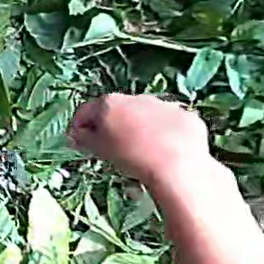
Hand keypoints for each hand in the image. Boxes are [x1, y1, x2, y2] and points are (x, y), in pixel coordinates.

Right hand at [68, 93, 217, 188]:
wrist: (176, 165)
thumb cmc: (128, 155)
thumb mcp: (96, 148)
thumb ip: (82, 138)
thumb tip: (76, 135)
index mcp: (109, 102)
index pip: (85, 111)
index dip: (79, 127)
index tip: (79, 141)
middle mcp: (136, 98)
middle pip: (116, 110)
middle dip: (111, 125)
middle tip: (109, 145)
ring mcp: (165, 105)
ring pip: (143, 115)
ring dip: (137, 127)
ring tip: (138, 148)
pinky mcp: (187, 116)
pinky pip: (168, 123)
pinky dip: (162, 132)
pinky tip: (161, 148)